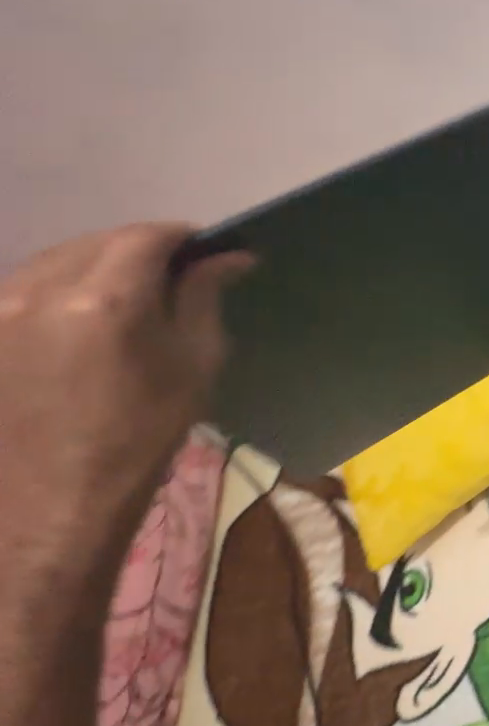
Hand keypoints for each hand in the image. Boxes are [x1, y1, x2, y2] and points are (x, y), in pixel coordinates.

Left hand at [0, 223, 250, 584]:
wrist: (55, 489)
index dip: (181, 236)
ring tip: (130, 294)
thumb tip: (226, 258)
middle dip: (138, 247)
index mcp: (106, 299)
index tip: (210, 249)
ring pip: (53, 258)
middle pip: (94, 241)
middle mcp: (38, 289)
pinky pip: (24, 285)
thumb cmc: (145, 429)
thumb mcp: (195, 362)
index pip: (144, 237)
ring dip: (96, 264)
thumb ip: (202, 299)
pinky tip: (84, 316)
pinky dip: (61, 285)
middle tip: (178, 272)